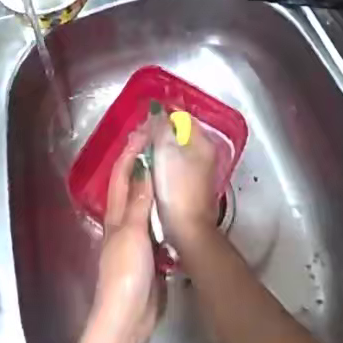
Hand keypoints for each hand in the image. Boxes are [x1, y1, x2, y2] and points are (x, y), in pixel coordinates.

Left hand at [89, 127, 159, 342]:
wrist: (128, 319)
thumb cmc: (126, 273)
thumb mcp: (133, 232)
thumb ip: (139, 202)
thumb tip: (144, 167)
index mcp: (116, 213)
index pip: (121, 173)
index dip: (131, 150)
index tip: (145, 130)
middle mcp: (124, 221)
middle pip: (133, 185)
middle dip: (143, 162)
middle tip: (162, 143)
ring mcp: (137, 238)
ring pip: (145, 203)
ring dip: (155, 184)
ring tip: (173, 168)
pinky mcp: (150, 255)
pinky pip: (157, 224)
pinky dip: (165, 209)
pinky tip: (179, 206)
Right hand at [149, 111, 220, 251]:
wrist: (187, 230)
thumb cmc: (176, 187)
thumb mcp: (165, 149)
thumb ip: (161, 126)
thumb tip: (157, 111)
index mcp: (202, 141)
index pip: (181, 116)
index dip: (162, 115)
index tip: (143, 122)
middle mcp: (204, 153)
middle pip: (178, 133)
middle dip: (157, 132)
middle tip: (137, 138)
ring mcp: (198, 170)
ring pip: (174, 149)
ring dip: (157, 148)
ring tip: (139, 152)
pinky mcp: (190, 186)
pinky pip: (173, 165)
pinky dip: (161, 163)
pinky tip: (148, 168)